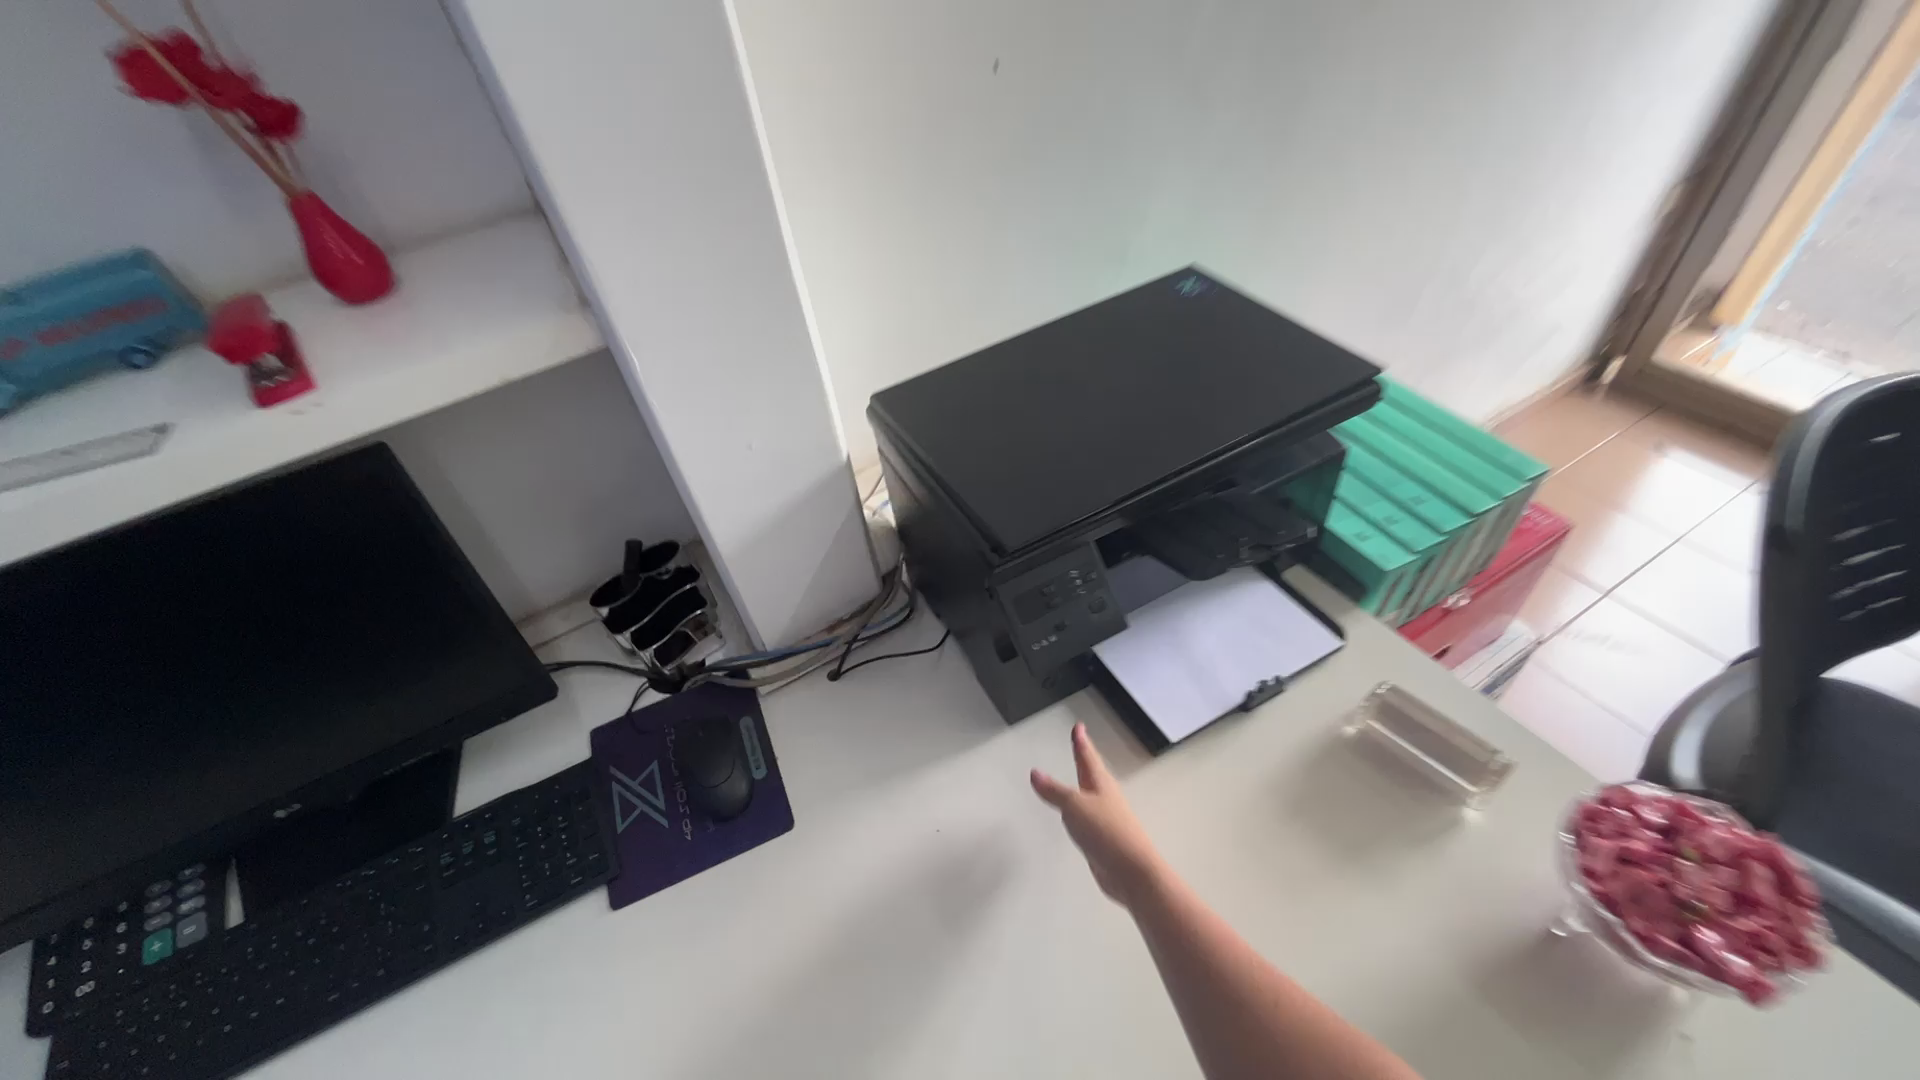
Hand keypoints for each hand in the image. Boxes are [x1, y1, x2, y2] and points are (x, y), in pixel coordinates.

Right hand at [1031, 723, 1165, 907]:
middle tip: (1078, 745)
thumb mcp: (1074, 806)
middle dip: (1084, 759)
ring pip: (1090, 795)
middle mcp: (1105, 798)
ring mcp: (1106, 819)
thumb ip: (1054, 791)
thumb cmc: (1105, 831)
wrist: (1131, 871)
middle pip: (1092, 773)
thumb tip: (1035, 772)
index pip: (1087, 757)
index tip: (1079, 726)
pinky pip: (1087, 817)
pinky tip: (1075, 816)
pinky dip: (1079, 810)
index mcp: (1100, 784)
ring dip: (1082, 785)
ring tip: (1074, 777)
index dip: (1081, 742)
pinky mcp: (1103, 839)